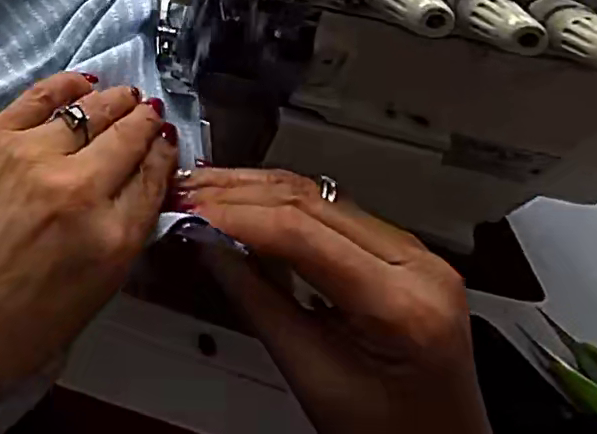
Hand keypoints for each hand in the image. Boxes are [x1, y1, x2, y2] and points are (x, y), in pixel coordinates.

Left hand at [0, 72, 178, 432]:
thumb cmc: (14, 325)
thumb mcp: (92, 295)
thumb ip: (117, 239)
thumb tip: (130, 195)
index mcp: (112, 239)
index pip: (152, 180)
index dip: (163, 156)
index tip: (166, 140)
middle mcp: (79, 188)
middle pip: (126, 139)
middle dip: (143, 121)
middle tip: (149, 109)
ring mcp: (33, 156)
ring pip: (86, 112)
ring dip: (111, 101)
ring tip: (121, 94)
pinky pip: (38, 98)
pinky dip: (64, 85)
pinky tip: (80, 82)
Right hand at [181, 168, 489, 433]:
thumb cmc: (389, 430)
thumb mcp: (309, 370)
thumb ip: (251, 296)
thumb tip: (200, 237)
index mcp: (407, 303)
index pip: (300, 232)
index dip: (233, 215)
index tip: (184, 211)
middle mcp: (416, 262)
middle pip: (303, 200)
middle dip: (231, 193)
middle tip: (179, 193)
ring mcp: (405, 248)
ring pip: (306, 191)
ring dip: (243, 187)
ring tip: (194, 188)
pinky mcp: (385, 243)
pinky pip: (316, 204)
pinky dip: (265, 198)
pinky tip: (230, 199)